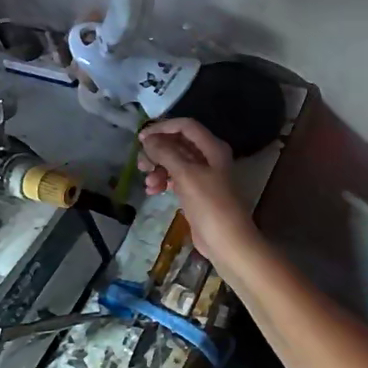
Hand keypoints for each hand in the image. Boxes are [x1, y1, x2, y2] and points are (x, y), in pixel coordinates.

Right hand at [138, 118, 256, 259]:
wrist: (226, 240)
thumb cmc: (209, 204)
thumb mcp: (186, 175)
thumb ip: (166, 153)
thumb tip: (148, 139)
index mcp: (213, 148)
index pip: (186, 126)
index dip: (163, 128)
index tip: (141, 138)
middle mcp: (209, 157)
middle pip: (178, 144)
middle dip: (158, 151)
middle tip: (141, 163)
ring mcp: (203, 176)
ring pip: (175, 162)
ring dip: (158, 169)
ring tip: (148, 183)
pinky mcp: (196, 192)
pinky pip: (176, 179)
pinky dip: (164, 182)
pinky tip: (153, 191)